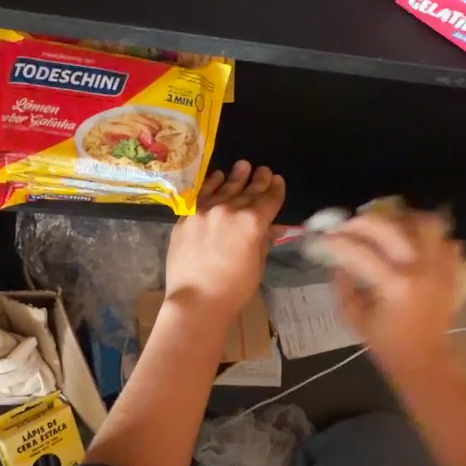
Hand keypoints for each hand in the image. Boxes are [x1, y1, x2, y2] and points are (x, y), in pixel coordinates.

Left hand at [163, 161, 285, 319]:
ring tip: (243, 165)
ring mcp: (206, 212)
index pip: (268, 200)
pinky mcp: (187, 218)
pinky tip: (217, 176)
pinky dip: (211, 185)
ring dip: (236, 177)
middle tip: (264, 170)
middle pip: (248, 192)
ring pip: (225, 189)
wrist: (196, 300)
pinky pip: (201, 196)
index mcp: (253, 223)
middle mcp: (230, 210)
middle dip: (258, 181)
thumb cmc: (234, 289)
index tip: (278, 180)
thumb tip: (273, 228)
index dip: (275, 190)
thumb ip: (263, 241)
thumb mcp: (257, 265)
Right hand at [317, 212, 465, 393]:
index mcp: (394, 286)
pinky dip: (428, 236)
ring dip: (403, 219)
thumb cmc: (385, 342)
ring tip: (387, 226)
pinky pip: (445, 238)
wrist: (425, 359)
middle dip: (363, 222)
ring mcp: (442, 267)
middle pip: (391, 227)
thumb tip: (338, 254)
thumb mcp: (352, 316)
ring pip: (426, 223)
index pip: (359, 251)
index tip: (323, 238)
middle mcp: (420, 270)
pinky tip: (412, 243)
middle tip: (350, 226)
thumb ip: (342, 282)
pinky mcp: (454, 269)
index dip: (336, 242)